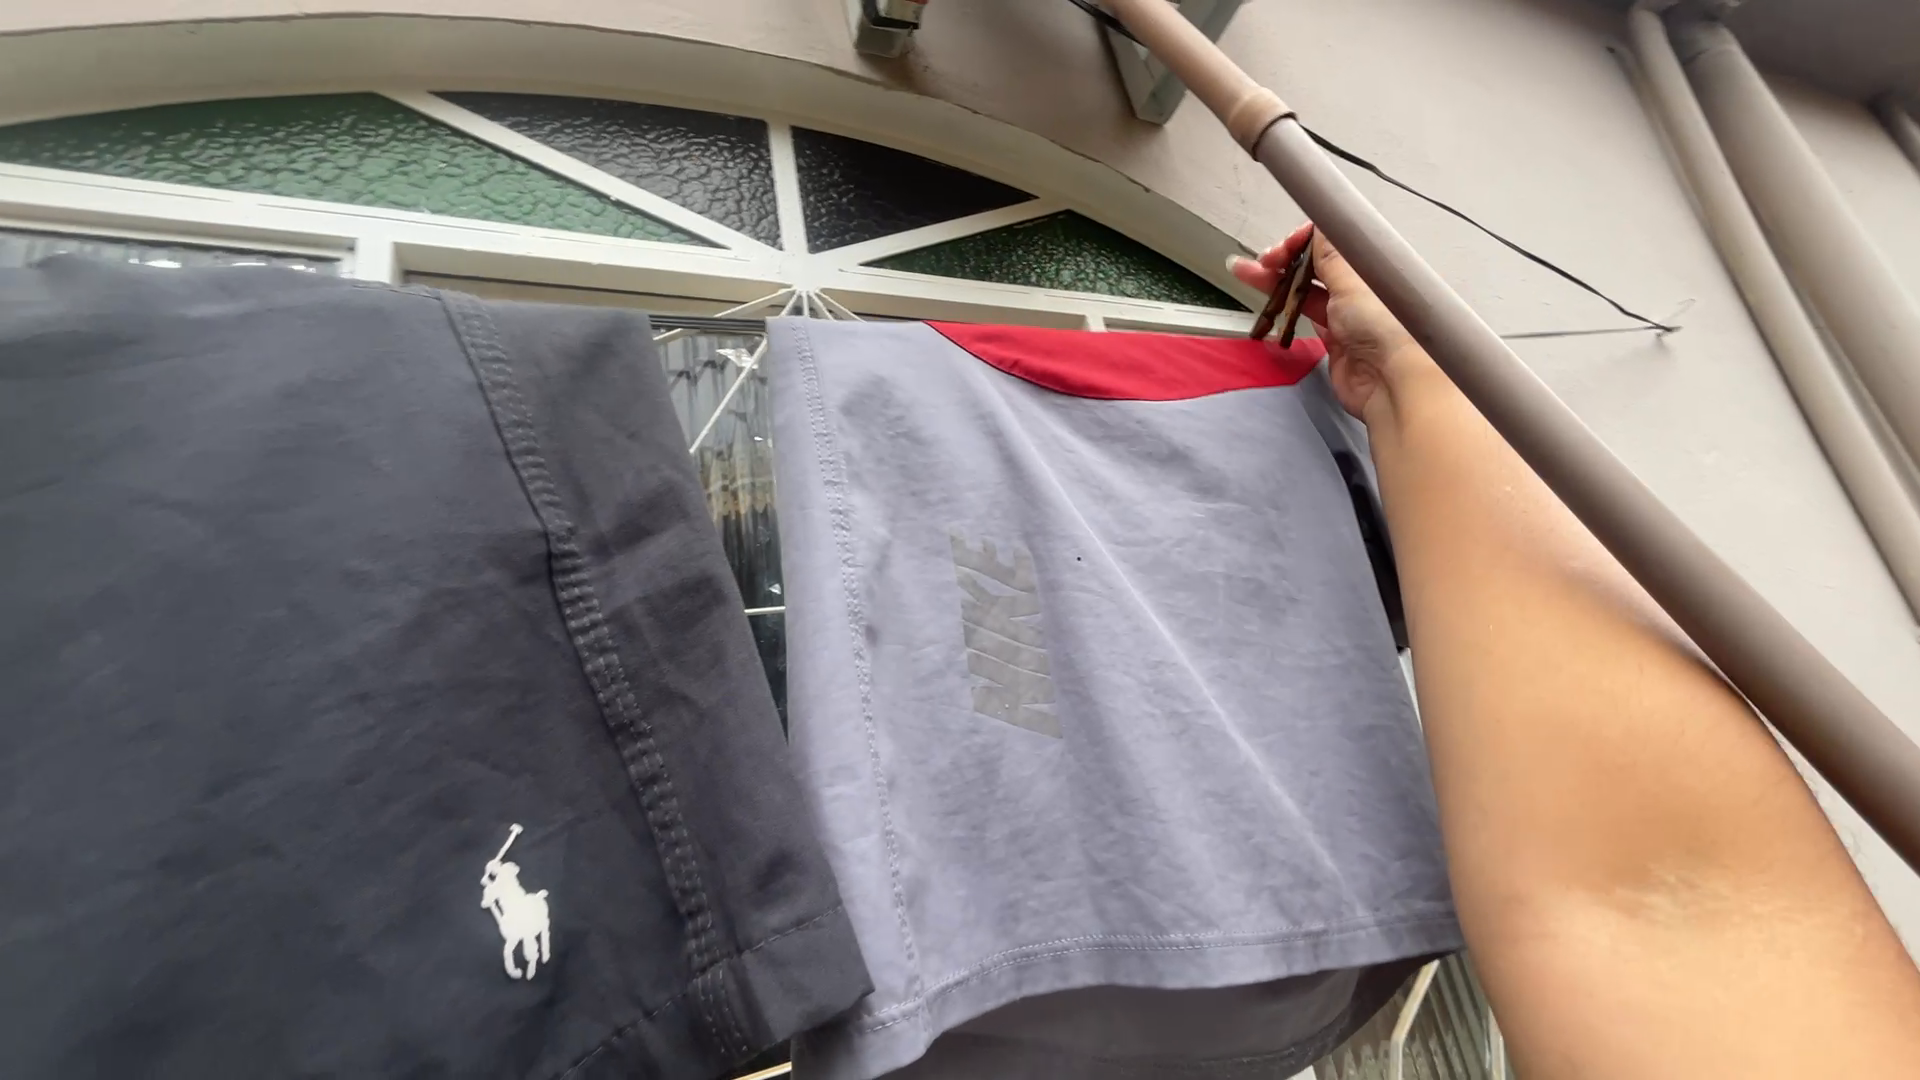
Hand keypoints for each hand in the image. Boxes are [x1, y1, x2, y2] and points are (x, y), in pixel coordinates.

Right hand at [1230, 223, 1432, 422]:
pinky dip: (1283, 309)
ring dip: (1274, 282)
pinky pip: (1302, 317)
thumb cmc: (1382, 327)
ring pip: (1303, 291)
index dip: (1303, 241)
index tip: (1282, 248)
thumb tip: (1319, 227)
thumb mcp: (1354, 284)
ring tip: (1244, 273)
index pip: (1331, 243)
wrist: (1392, 382)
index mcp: (1369, 266)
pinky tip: (1265, 303)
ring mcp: (1342, 314)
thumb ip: (1332, 258)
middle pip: (1313, 266)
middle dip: (1282, 260)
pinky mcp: (1330, 339)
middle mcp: (1357, 286)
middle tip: (1256, 263)